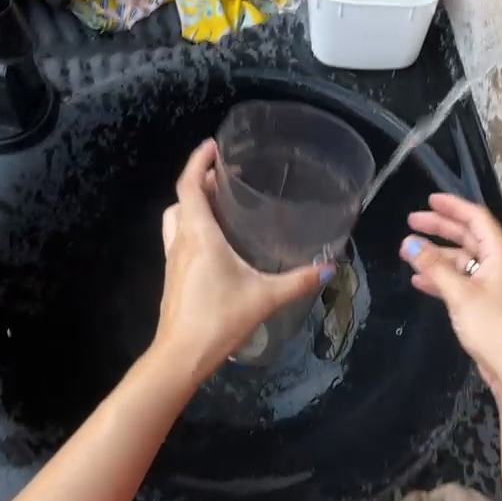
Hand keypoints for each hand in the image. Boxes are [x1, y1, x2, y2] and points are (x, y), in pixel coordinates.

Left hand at [153, 140, 329, 380]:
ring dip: (192, 205)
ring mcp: (173, 261)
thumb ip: (297, 281)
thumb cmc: (219, 319)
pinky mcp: (174, 277)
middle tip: (226, 177)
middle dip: (200, 182)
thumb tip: (328, 267)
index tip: (213, 145)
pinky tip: (216, 244)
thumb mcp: (264, 297)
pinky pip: (179, 240)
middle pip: (182, 199)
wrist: (181, 355)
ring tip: (220, 206)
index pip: (190, 185)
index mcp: (199, 236)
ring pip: (176, 219)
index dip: (198, 161)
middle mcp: (181, 242)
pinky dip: (192, 228)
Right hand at [400, 193, 501, 401]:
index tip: (429, 200)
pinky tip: (420, 280)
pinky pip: (461, 281)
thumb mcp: (460, 294)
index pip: (476, 218)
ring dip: (437, 256)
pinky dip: (441, 278)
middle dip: (440, 228)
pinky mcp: (485, 303)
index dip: (452, 207)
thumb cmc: (493, 328)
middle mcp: (499, 264)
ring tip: (408, 252)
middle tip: (412, 221)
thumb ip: (434, 267)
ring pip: (462, 260)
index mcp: (501, 254)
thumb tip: (409, 243)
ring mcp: (493, 284)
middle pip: (468, 236)